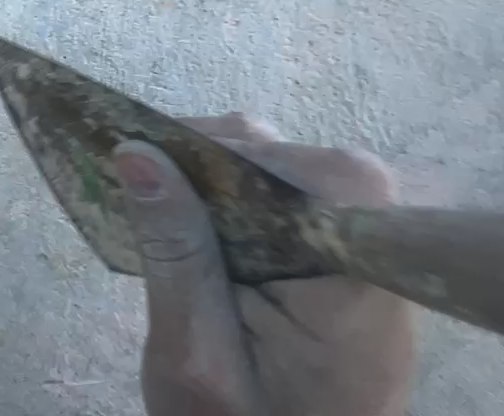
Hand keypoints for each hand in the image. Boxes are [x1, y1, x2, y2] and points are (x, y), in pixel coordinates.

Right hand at [111, 114, 415, 415]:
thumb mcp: (189, 354)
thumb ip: (174, 250)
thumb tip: (138, 149)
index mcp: (357, 296)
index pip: (341, 182)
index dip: (259, 154)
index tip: (174, 161)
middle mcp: (366, 272)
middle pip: (309, 168)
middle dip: (222, 155)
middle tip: (147, 172)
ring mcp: (347, 271)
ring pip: (289, 178)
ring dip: (217, 172)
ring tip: (156, 190)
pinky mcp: (321, 275)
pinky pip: (276, 205)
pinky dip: (222, 195)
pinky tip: (181, 215)